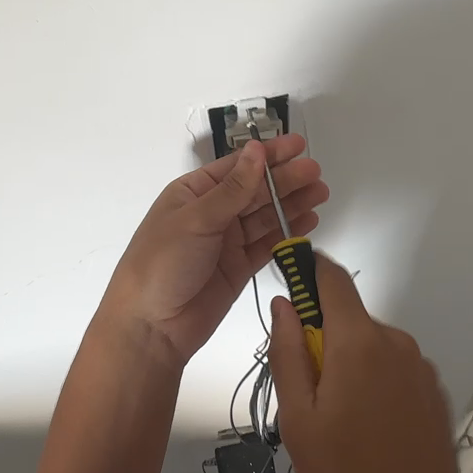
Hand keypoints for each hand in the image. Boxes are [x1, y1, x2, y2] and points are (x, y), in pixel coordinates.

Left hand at [98, 135, 326, 365]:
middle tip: (316, 172)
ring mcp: (227, 241)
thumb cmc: (163, 262)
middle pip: (255, 190)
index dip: (268, 155)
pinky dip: (288, 232)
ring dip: (292, 203)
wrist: (151, 327)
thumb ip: (233, 189)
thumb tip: (256, 150)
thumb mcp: (197, 219)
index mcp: (194, 191)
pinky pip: (268, 243)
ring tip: (321, 193)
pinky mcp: (239, 267)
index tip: (298, 145)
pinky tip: (309, 221)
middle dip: (286, 180)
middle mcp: (212, 212)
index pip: (238, 166)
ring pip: (265, 215)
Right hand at [267, 256, 458, 472]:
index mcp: (360, 342)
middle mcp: (397, 343)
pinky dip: (379, 383)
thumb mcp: (299, 419)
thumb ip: (287, 352)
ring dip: (353, 363)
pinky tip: (373, 427)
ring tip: (343, 420)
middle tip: (312, 391)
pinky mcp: (437, 394)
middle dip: (326, 338)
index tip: (289, 274)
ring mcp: (422, 369)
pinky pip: (396, 369)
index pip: (333, 278)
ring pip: (373, 345)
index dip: (309, 269)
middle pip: (350, 318)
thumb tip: (284, 303)